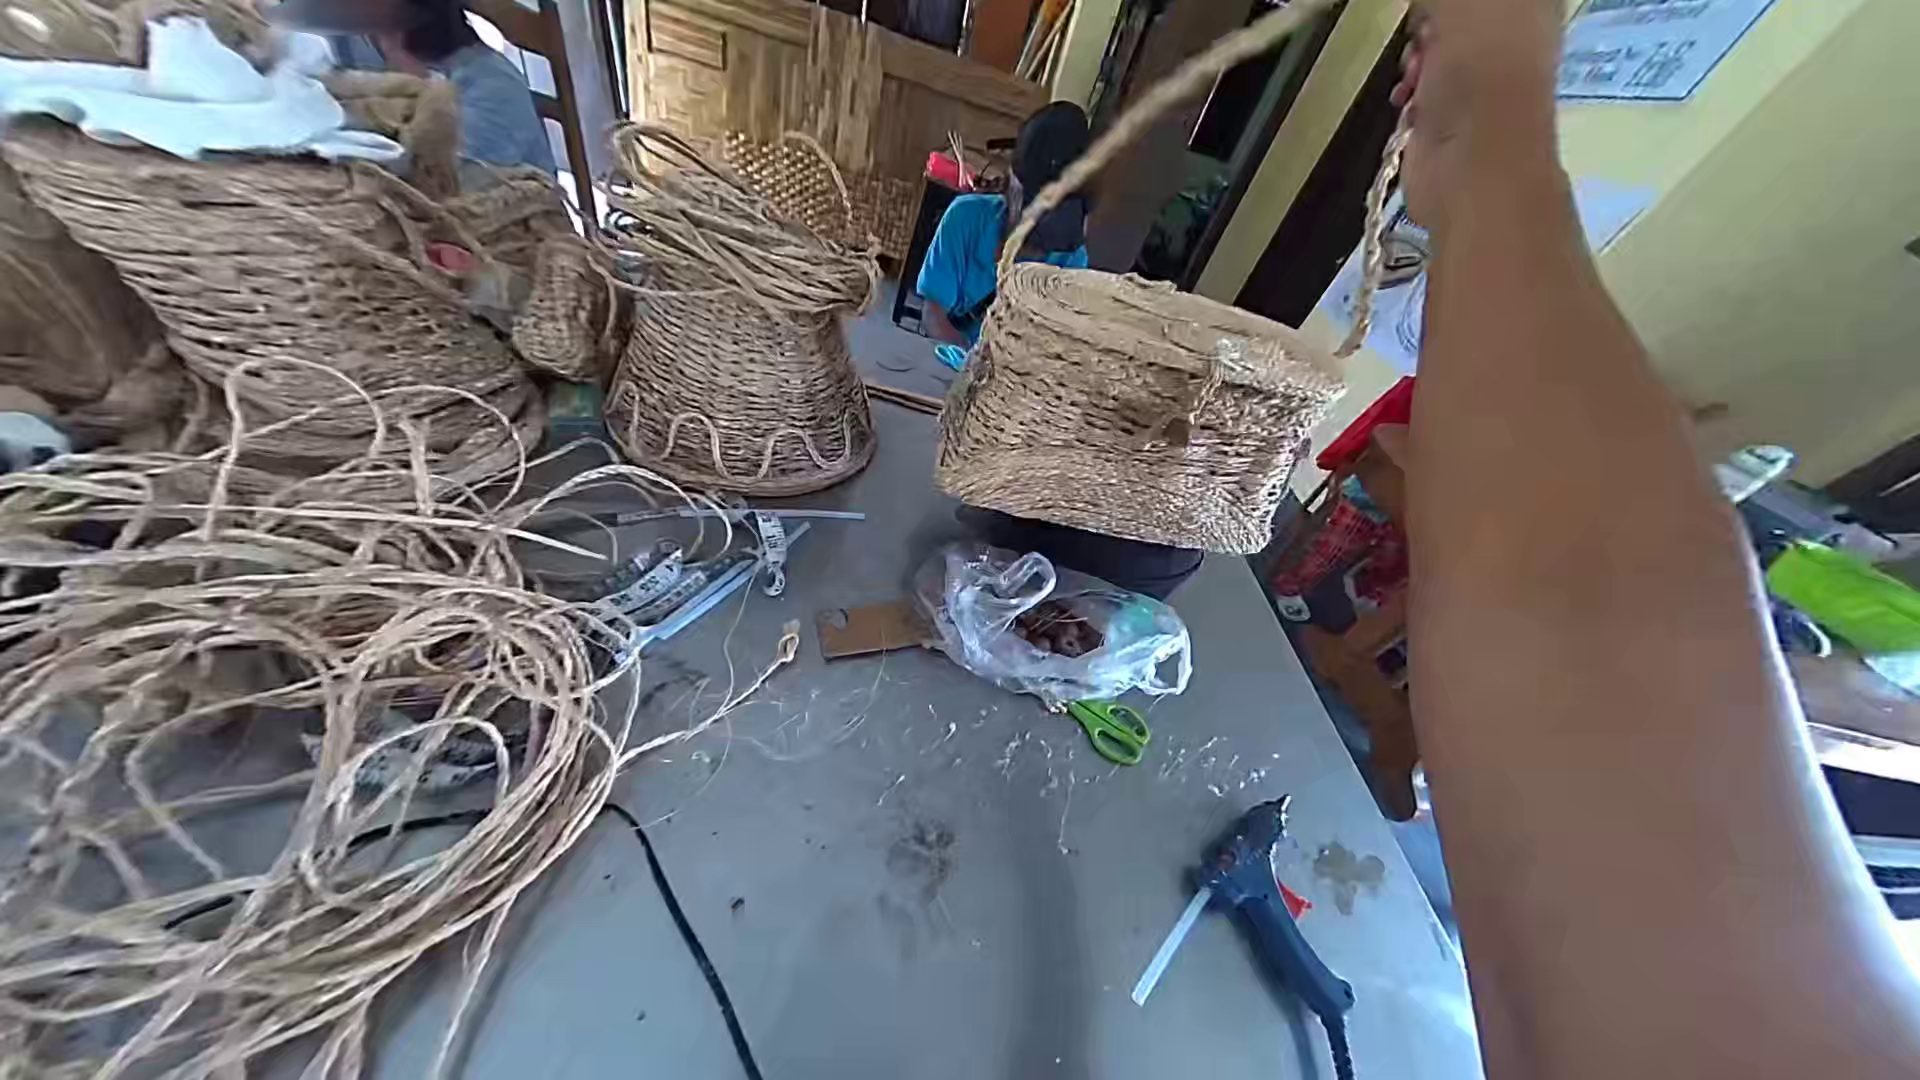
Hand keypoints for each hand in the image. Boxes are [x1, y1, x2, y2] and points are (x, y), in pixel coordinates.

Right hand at [1390, 0, 1564, 224]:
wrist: (1469, 163)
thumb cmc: (1479, 76)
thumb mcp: (1464, 6)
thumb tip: (1424, 6)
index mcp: (1528, 0)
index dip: (1443, 3)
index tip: (1428, 10)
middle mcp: (1509, 32)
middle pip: (1455, 14)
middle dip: (1428, 22)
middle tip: (1421, 37)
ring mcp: (1477, 77)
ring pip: (1434, 48)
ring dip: (1413, 58)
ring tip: (1410, 74)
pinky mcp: (1447, 113)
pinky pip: (1421, 87)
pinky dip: (1407, 91)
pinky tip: (1404, 100)